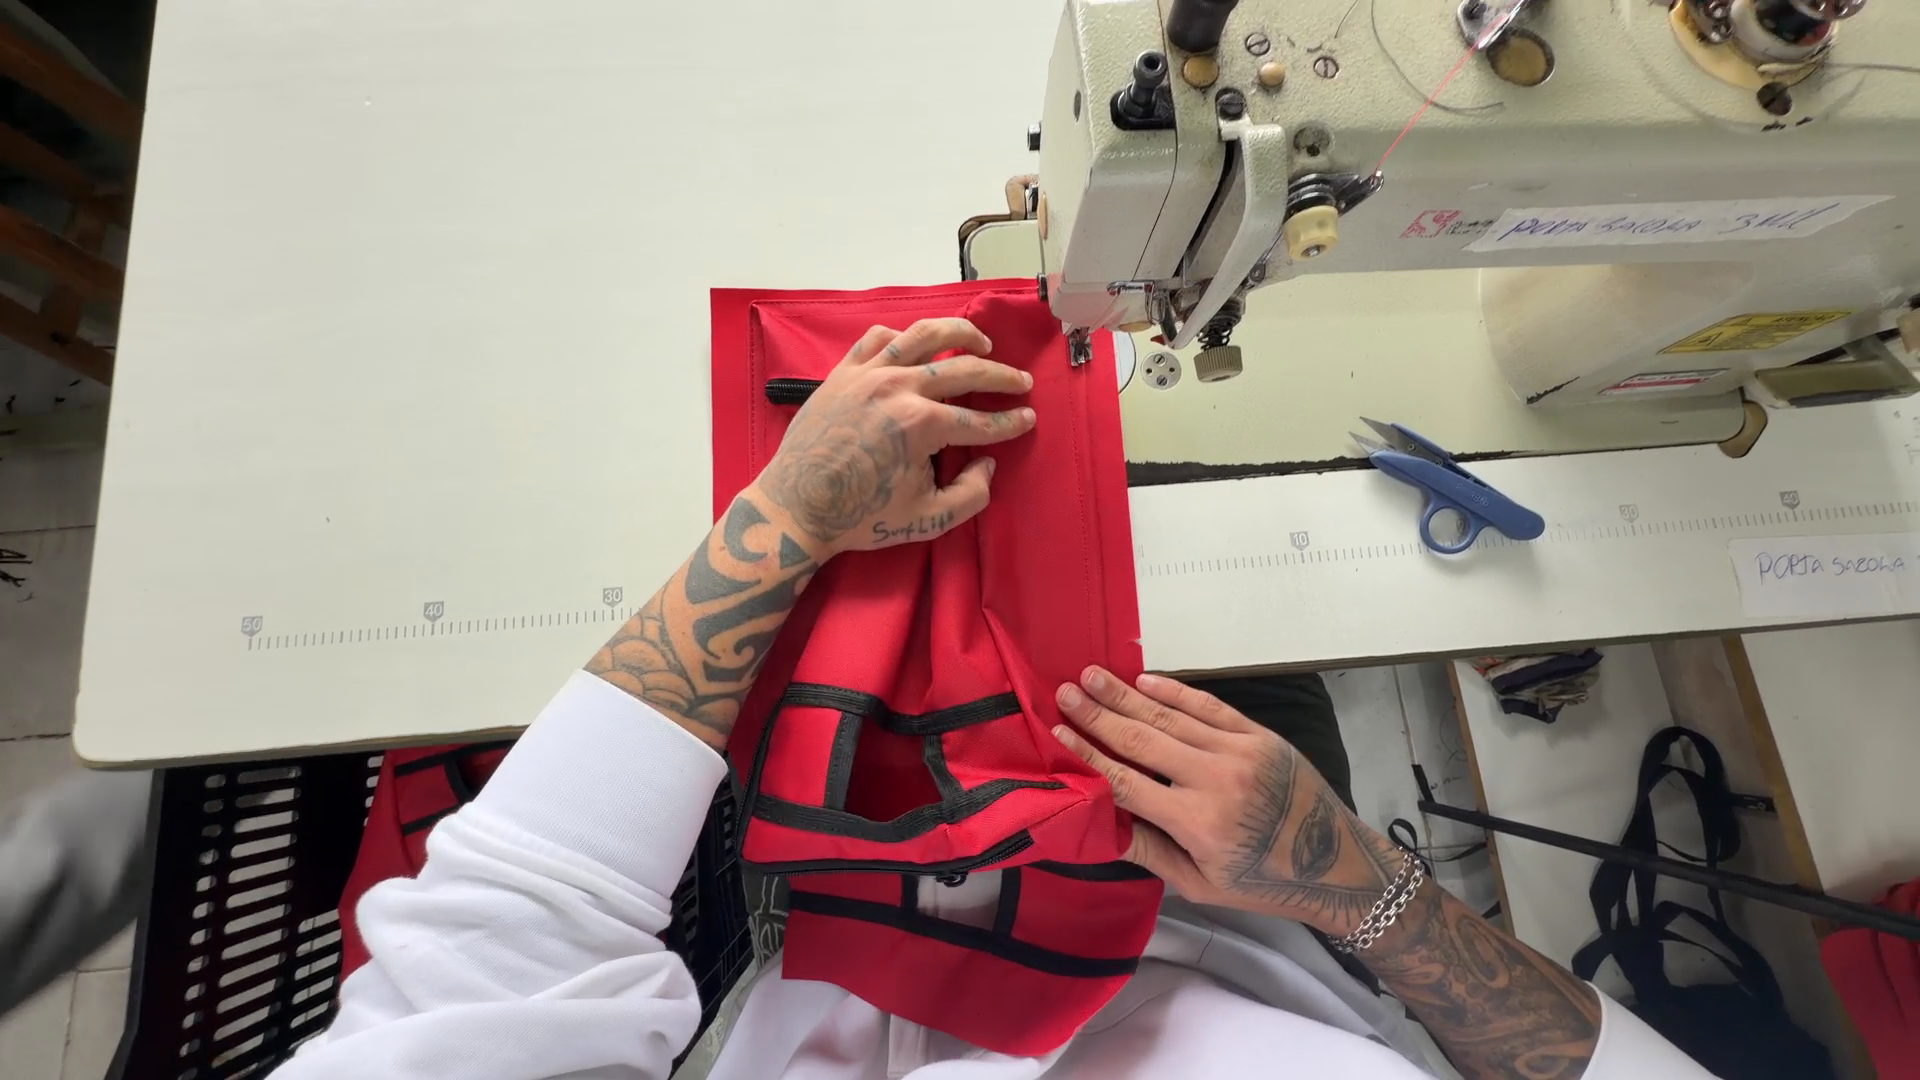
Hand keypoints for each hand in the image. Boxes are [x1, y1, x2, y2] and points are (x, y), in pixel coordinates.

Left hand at [751, 317, 1036, 558]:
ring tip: (981, 344)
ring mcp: (868, 373)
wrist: (797, 507)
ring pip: (924, 335)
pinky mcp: (842, 370)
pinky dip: (904, 337)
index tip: (1029, 418)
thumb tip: (987, 463)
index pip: (981, 419)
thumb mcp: (927, 520)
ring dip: (960, 335)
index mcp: (921, 425)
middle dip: (1001, 376)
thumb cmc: (861, 518)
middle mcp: (898, 387)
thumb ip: (971, 495)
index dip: (1011, 421)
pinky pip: (879, 338)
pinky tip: (917, 347)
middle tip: (1021, 381)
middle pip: (965, 369)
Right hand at [1051, 667, 1406, 938]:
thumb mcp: (1200, 885)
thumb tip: (1099, 822)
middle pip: (1141, 738)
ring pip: (1170, 715)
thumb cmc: (1262, 882)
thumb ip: (1149, 851)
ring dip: (1125, 694)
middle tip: (1064, 691)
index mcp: (1196, 823)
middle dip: (1097, 714)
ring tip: (1091, 675)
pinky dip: (1174, 690)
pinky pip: (1208, 705)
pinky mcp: (1257, 735)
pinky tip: (1144, 678)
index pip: (1126, 781)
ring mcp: (1238, 751)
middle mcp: (1214, 780)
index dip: (1088, 755)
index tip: (1057, 733)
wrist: (1338, 865)